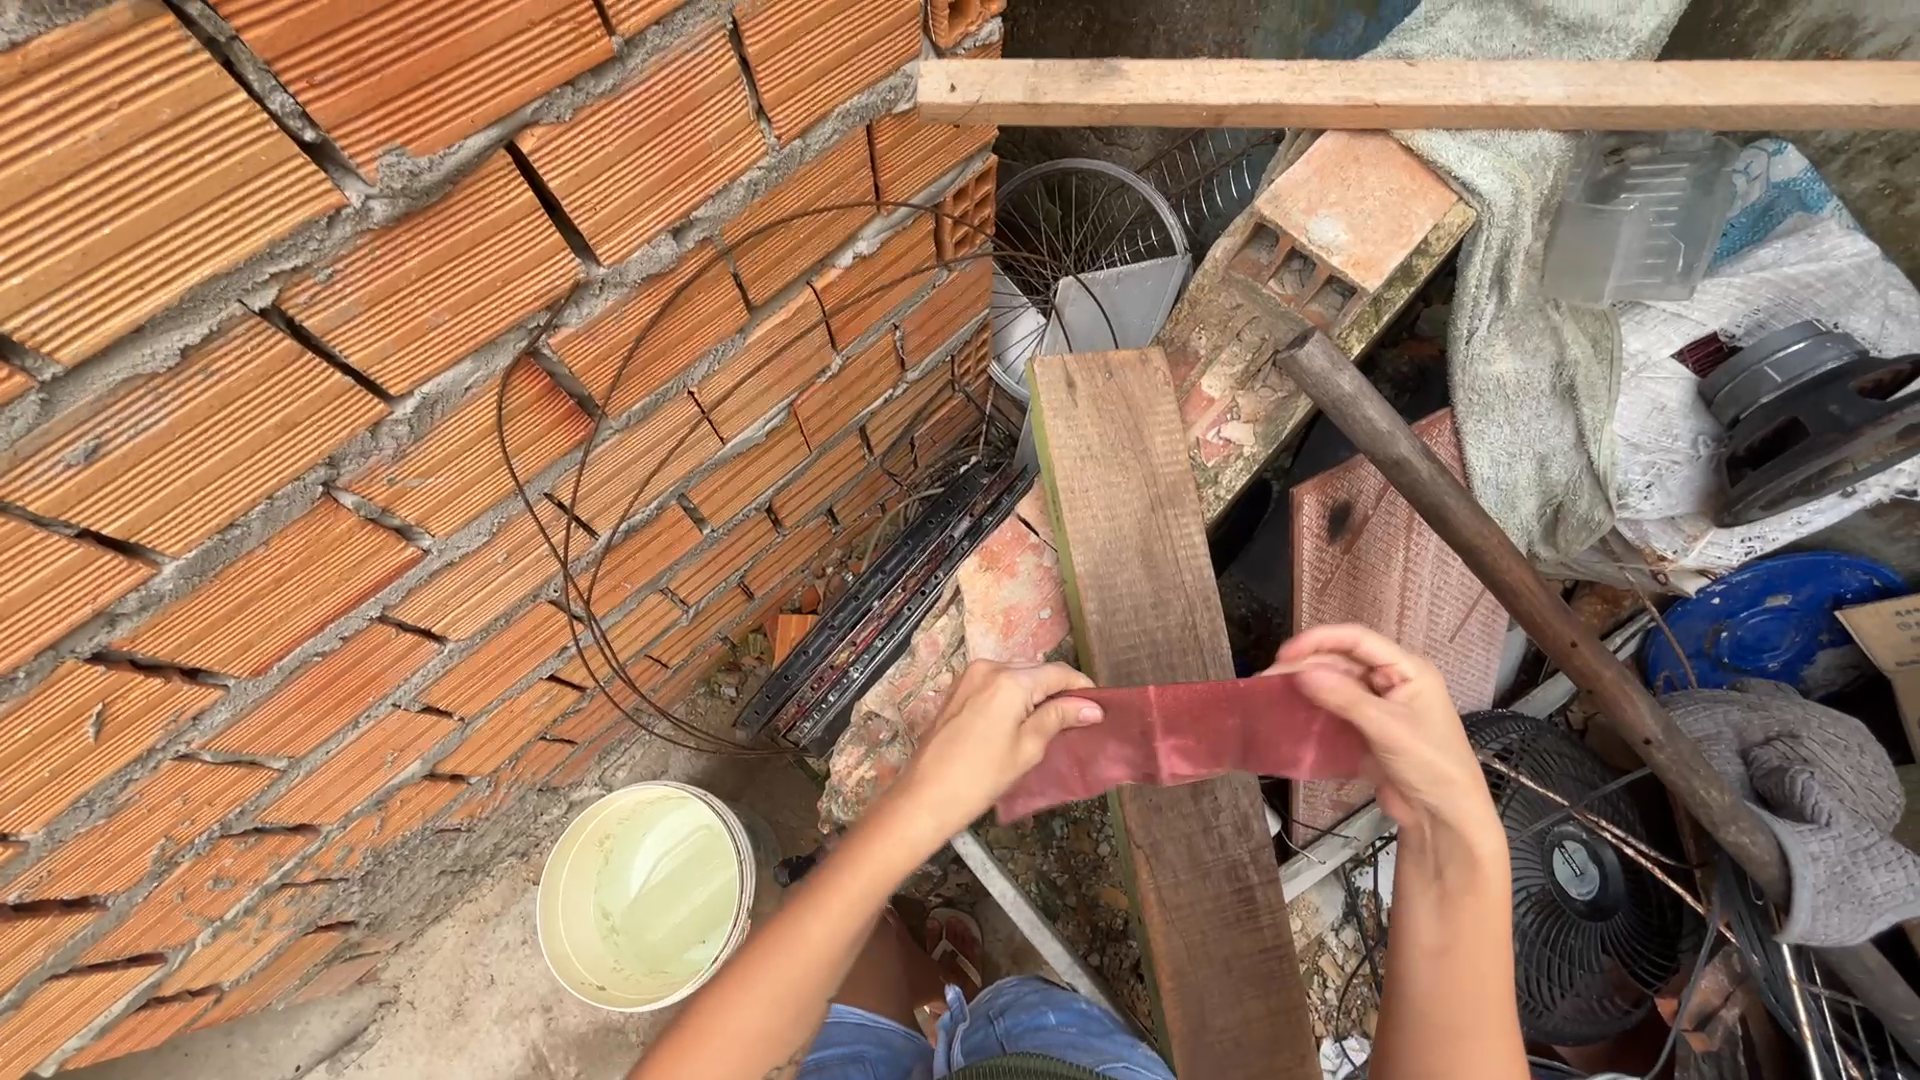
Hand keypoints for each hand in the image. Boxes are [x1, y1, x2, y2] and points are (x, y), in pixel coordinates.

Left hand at [891, 660, 1102, 835]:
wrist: (926, 795)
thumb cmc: (981, 776)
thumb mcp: (1027, 748)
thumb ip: (1058, 718)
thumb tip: (1092, 707)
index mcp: (1009, 679)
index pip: (1057, 672)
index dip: (1081, 687)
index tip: (1098, 707)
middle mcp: (989, 667)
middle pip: (1036, 670)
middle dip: (1058, 689)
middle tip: (1078, 717)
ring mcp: (969, 675)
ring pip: (1016, 674)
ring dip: (1036, 691)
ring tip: (1053, 720)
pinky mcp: (959, 688)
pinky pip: (997, 682)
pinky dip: (1014, 694)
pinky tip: (1022, 717)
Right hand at [1266, 624, 1501, 850]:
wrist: (1444, 818)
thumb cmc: (1431, 766)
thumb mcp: (1388, 728)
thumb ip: (1344, 698)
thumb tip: (1300, 672)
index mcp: (1408, 669)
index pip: (1358, 639)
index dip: (1319, 640)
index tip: (1284, 653)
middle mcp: (1392, 678)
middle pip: (1341, 659)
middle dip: (1305, 664)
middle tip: (1268, 677)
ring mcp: (1378, 701)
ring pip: (1334, 681)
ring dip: (1304, 683)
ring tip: (1270, 689)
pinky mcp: (1366, 724)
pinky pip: (1334, 704)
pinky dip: (1312, 703)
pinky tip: (1289, 706)